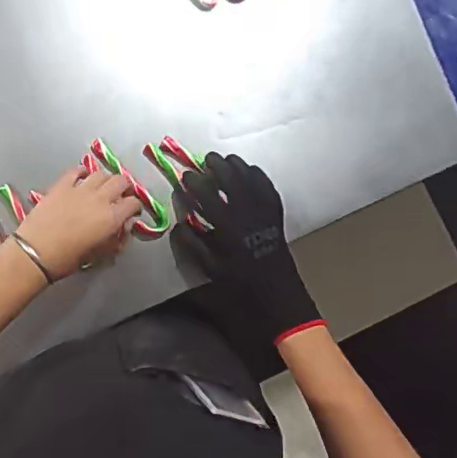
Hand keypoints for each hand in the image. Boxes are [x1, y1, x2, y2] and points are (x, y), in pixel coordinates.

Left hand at [10, 166, 142, 279]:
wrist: (35, 253)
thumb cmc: (68, 259)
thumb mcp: (99, 254)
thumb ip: (116, 239)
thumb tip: (123, 228)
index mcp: (112, 217)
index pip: (133, 203)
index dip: (135, 207)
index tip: (132, 212)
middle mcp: (100, 198)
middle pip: (121, 181)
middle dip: (125, 187)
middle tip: (120, 196)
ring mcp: (80, 189)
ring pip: (101, 173)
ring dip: (105, 179)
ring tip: (102, 188)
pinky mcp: (61, 185)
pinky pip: (77, 170)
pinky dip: (83, 172)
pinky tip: (82, 178)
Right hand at [174, 153, 320, 344]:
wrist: (277, 297)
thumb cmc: (240, 287)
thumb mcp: (211, 270)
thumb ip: (193, 245)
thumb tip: (179, 224)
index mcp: (228, 228)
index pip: (208, 196)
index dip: (195, 183)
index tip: (186, 177)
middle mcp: (248, 214)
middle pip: (232, 180)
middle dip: (217, 166)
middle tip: (206, 160)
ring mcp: (265, 212)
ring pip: (251, 180)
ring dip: (238, 167)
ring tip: (226, 160)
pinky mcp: (276, 216)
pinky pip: (268, 188)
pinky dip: (258, 176)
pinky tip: (251, 171)